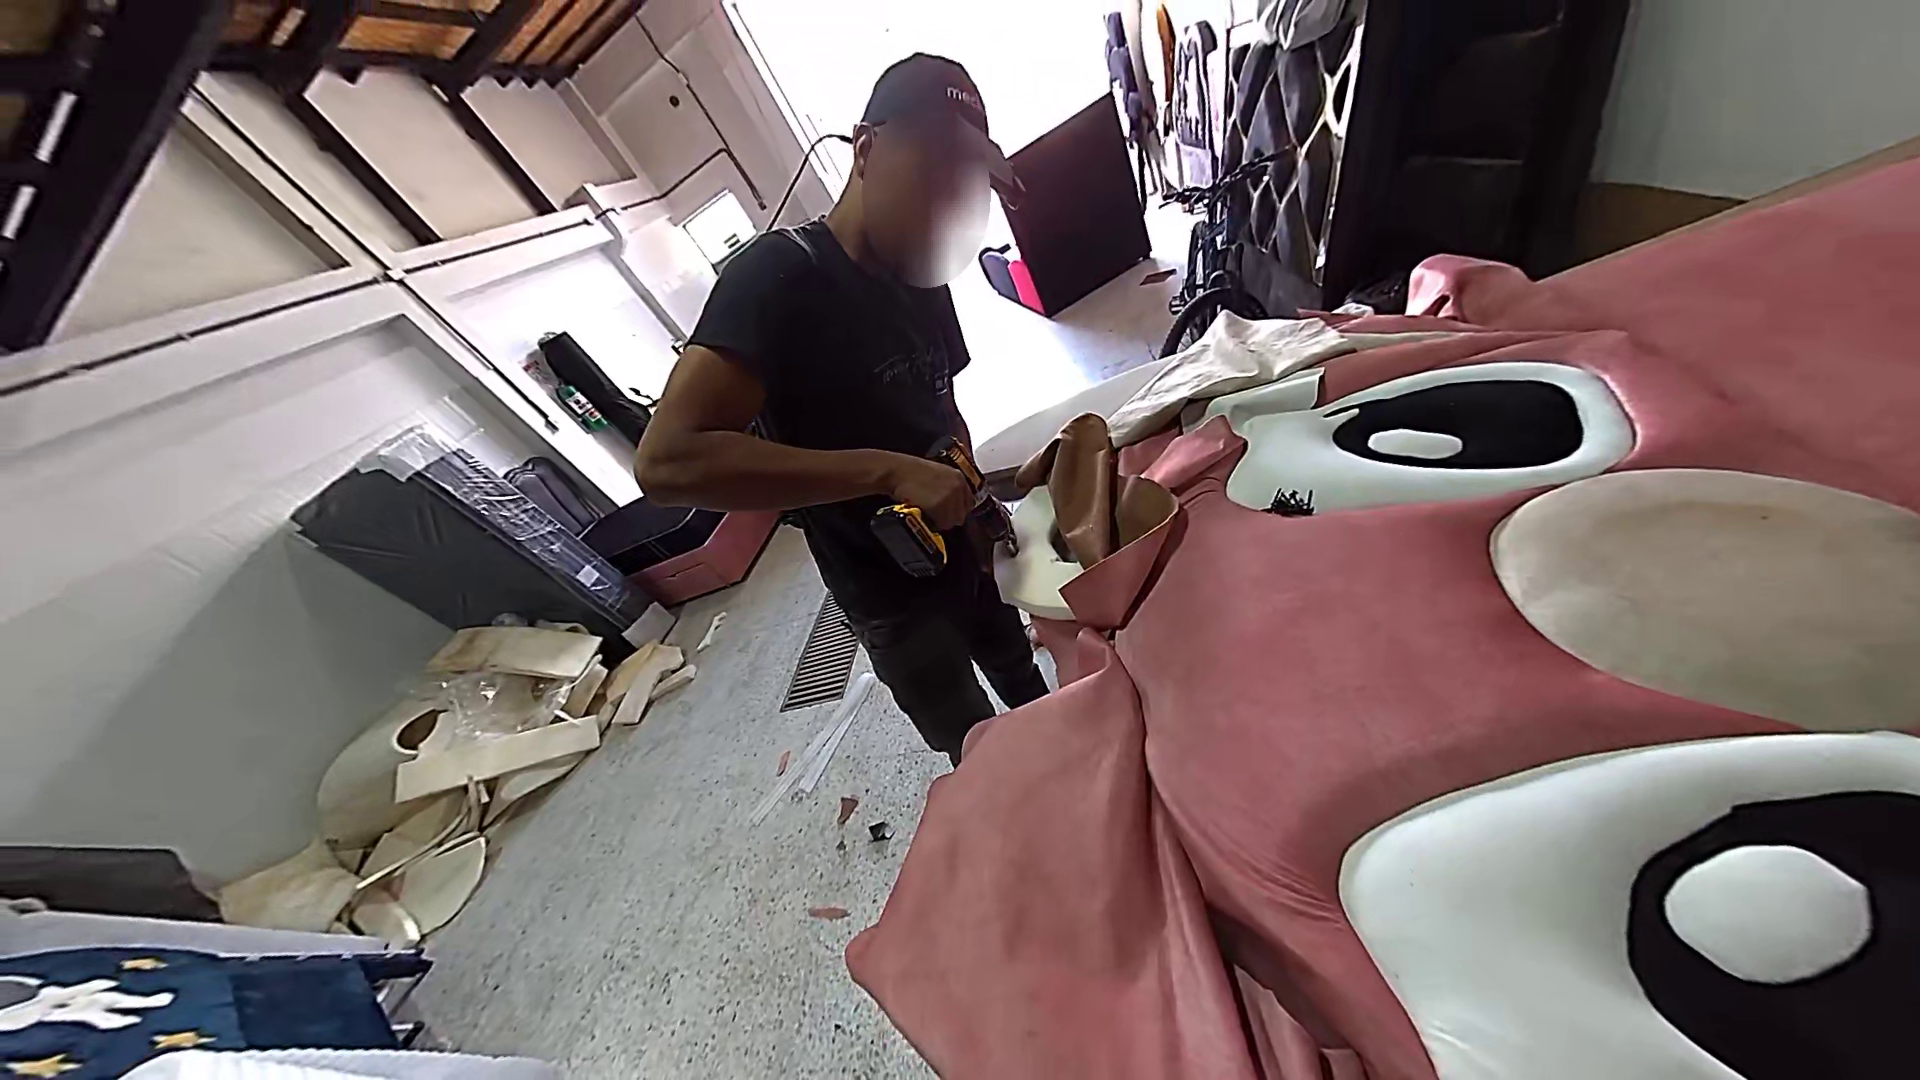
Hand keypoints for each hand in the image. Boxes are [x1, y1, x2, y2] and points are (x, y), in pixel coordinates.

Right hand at [882, 453, 974, 530]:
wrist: (899, 471)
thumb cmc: (913, 473)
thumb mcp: (940, 474)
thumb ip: (951, 488)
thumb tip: (954, 506)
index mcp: (960, 479)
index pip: (969, 503)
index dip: (958, 510)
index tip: (949, 512)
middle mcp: (958, 488)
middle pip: (961, 515)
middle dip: (949, 517)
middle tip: (935, 514)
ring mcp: (949, 497)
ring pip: (951, 521)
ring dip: (940, 521)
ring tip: (928, 513)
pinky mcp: (939, 506)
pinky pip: (940, 523)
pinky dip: (932, 522)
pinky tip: (924, 513)